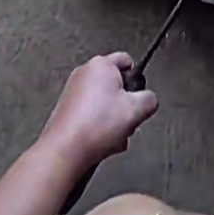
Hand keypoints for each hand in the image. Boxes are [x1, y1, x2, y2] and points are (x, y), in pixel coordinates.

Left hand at [38, 53, 158, 167]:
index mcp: (101, 64)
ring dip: (112, 118)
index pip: (127, 61)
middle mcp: (84, 73)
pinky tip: (101, 143)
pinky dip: (97, 126)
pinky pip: (89, 114)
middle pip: (115, 84)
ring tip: (113, 137)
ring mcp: (72, 92)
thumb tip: (149, 101)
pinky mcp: (65, 110)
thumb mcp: (137, 110)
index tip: (137, 97)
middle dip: (124, 104)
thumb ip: (150, 100)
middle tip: (127, 121)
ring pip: (103, 102)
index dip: (136, 80)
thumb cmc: (96, 126)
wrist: (63, 153)